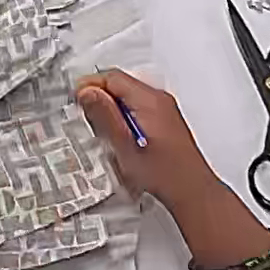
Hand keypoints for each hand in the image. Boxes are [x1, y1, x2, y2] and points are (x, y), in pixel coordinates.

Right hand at [77, 70, 269, 269]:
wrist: (192, 191)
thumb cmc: (164, 174)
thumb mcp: (124, 146)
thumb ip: (104, 116)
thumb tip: (88, 93)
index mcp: (149, 101)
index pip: (112, 77)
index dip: (90, 86)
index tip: (78, 101)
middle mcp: (159, 100)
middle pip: (119, 84)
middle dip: (99, 97)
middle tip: (86, 116)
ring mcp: (163, 109)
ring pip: (127, 96)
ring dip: (110, 108)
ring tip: (102, 131)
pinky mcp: (163, 120)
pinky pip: (136, 107)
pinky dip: (122, 117)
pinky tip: (119, 137)